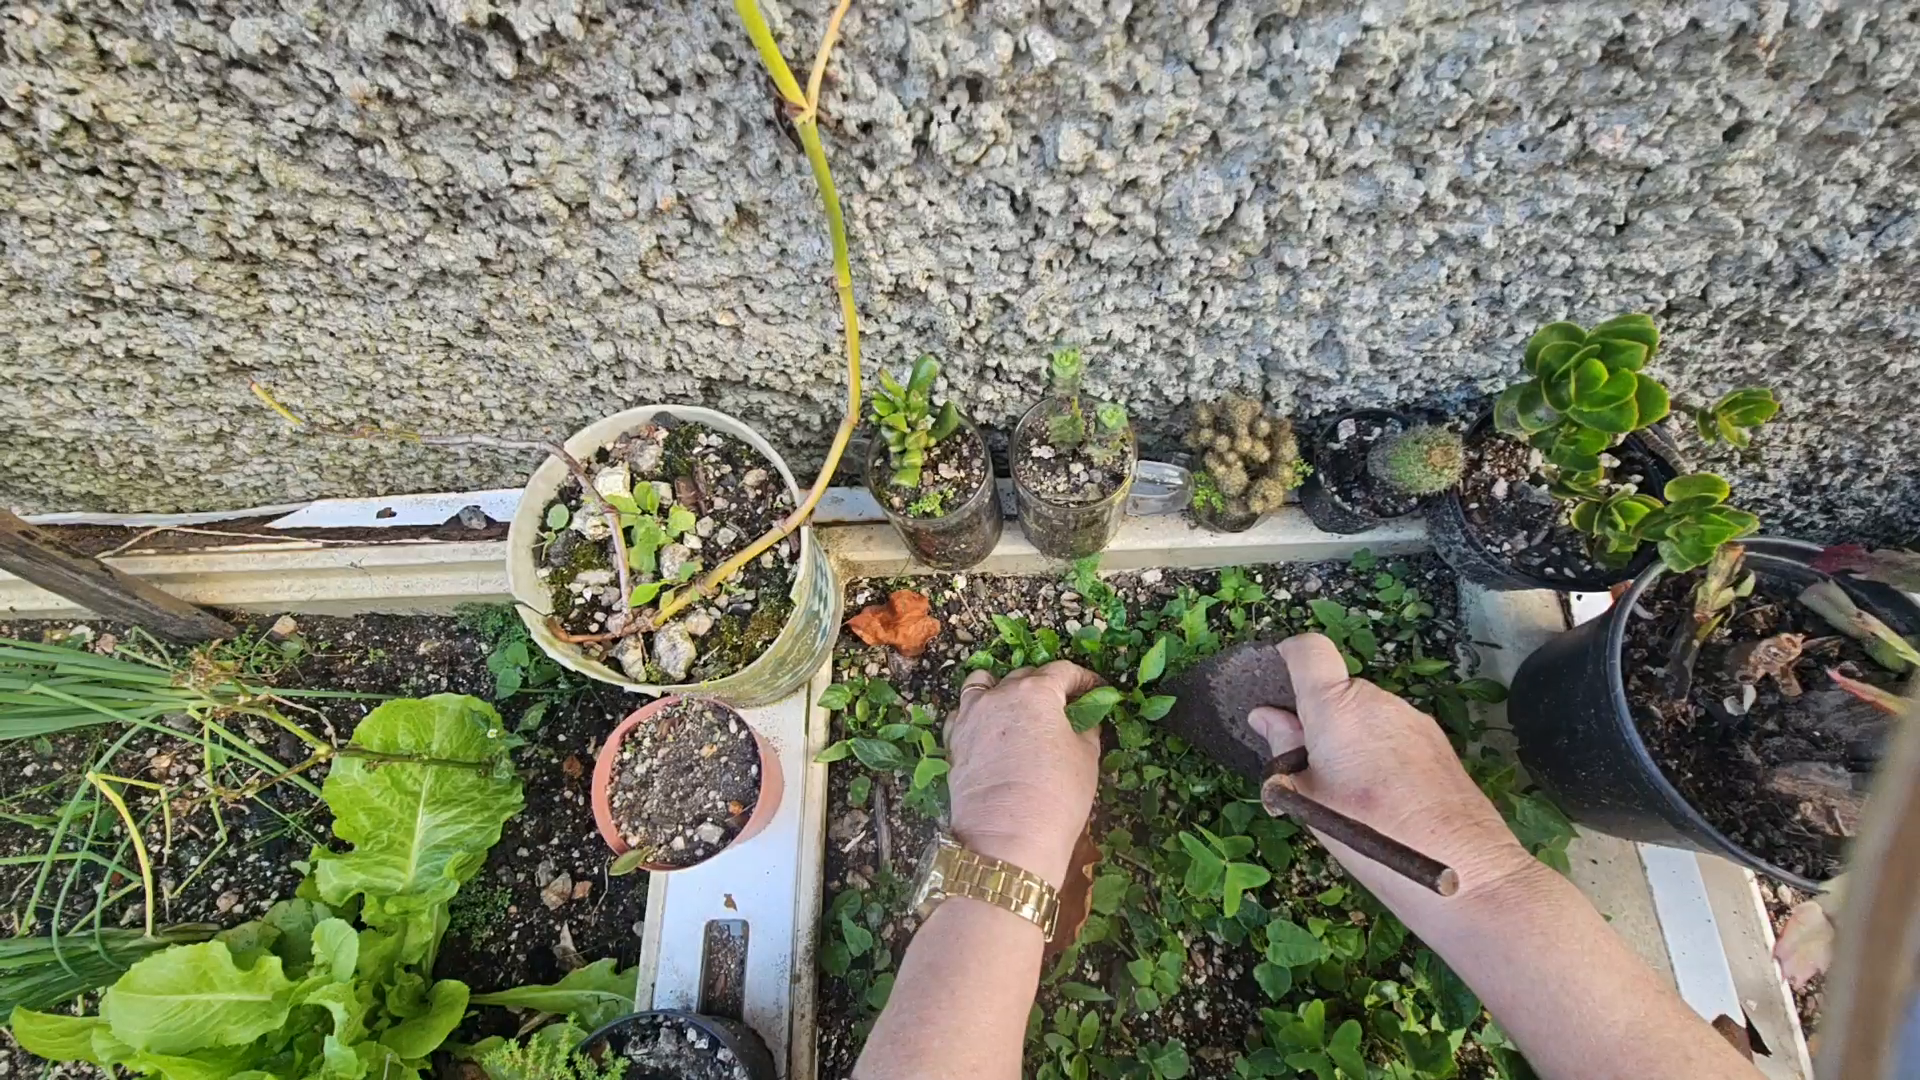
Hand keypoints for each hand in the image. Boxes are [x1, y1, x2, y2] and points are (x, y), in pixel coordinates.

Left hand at [946, 662, 1102, 887]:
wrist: (1007, 836)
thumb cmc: (1057, 795)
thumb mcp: (1086, 757)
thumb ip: (1086, 727)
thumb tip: (1086, 718)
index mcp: (1036, 691)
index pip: (1064, 671)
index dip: (1084, 679)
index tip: (1096, 690)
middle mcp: (1000, 694)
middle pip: (1026, 676)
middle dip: (1047, 685)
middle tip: (1064, 705)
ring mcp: (971, 714)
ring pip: (985, 684)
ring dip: (1003, 688)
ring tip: (1017, 708)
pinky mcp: (954, 738)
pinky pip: (963, 712)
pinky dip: (978, 713)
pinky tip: (990, 729)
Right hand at [1247, 634, 1538, 907]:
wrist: (1466, 875)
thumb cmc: (1369, 833)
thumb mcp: (1306, 795)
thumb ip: (1284, 746)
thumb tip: (1264, 715)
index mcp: (1338, 706)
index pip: (1309, 649)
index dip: (1288, 655)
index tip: (1275, 682)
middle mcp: (1378, 701)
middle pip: (1336, 688)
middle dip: (1316, 715)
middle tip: (1306, 763)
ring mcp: (1413, 720)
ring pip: (1364, 712)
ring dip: (1347, 734)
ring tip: (1346, 787)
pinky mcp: (1437, 742)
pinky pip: (1390, 730)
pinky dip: (1375, 748)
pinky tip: (1381, 794)